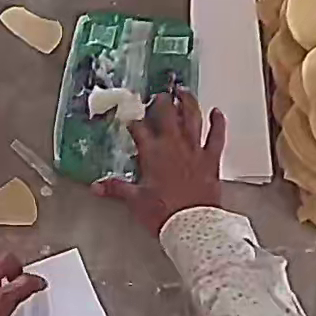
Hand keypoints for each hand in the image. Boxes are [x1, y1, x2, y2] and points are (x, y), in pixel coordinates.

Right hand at [94, 88, 226, 236]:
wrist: (192, 225)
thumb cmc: (162, 213)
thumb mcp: (135, 200)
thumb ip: (116, 189)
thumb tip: (96, 186)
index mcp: (152, 152)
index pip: (139, 129)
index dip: (133, 120)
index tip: (129, 115)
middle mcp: (173, 145)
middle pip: (166, 115)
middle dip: (160, 102)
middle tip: (158, 95)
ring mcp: (194, 150)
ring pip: (192, 118)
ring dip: (187, 102)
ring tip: (183, 91)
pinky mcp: (210, 159)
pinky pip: (217, 136)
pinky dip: (218, 123)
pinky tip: (217, 112)